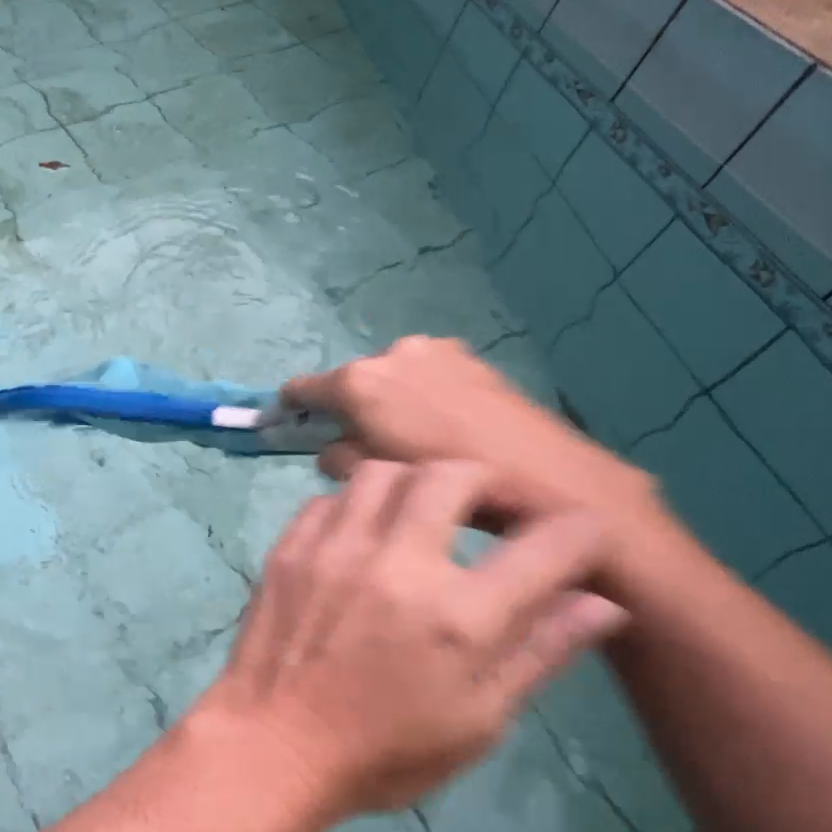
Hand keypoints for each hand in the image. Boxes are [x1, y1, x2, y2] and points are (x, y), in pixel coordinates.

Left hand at [188, 460, 627, 816]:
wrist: (273, 745)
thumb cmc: (385, 752)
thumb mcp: (478, 720)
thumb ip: (539, 652)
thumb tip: (603, 603)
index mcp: (459, 614)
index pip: (546, 544)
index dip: (579, 533)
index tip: (579, 537)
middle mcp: (397, 563)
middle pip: (453, 476)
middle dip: (489, 482)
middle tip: (495, 507)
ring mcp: (334, 549)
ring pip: (382, 472)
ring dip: (416, 482)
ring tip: (426, 511)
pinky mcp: (288, 549)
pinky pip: (328, 499)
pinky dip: (355, 504)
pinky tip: (363, 533)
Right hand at [283, 336, 655, 526]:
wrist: (547, 477)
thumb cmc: (446, 480)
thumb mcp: (378, 476)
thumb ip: (341, 458)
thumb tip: (333, 450)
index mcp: (360, 381)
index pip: (305, 388)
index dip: (291, 406)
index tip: (284, 419)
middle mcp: (393, 354)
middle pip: (352, 380)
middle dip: (350, 407)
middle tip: (358, 441)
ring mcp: (436, 351)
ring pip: (392, 376)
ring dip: (388, 399)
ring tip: (405, 435)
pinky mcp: (471, 359)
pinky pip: (426, 375)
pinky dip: (420, 395)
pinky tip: (438, 426)